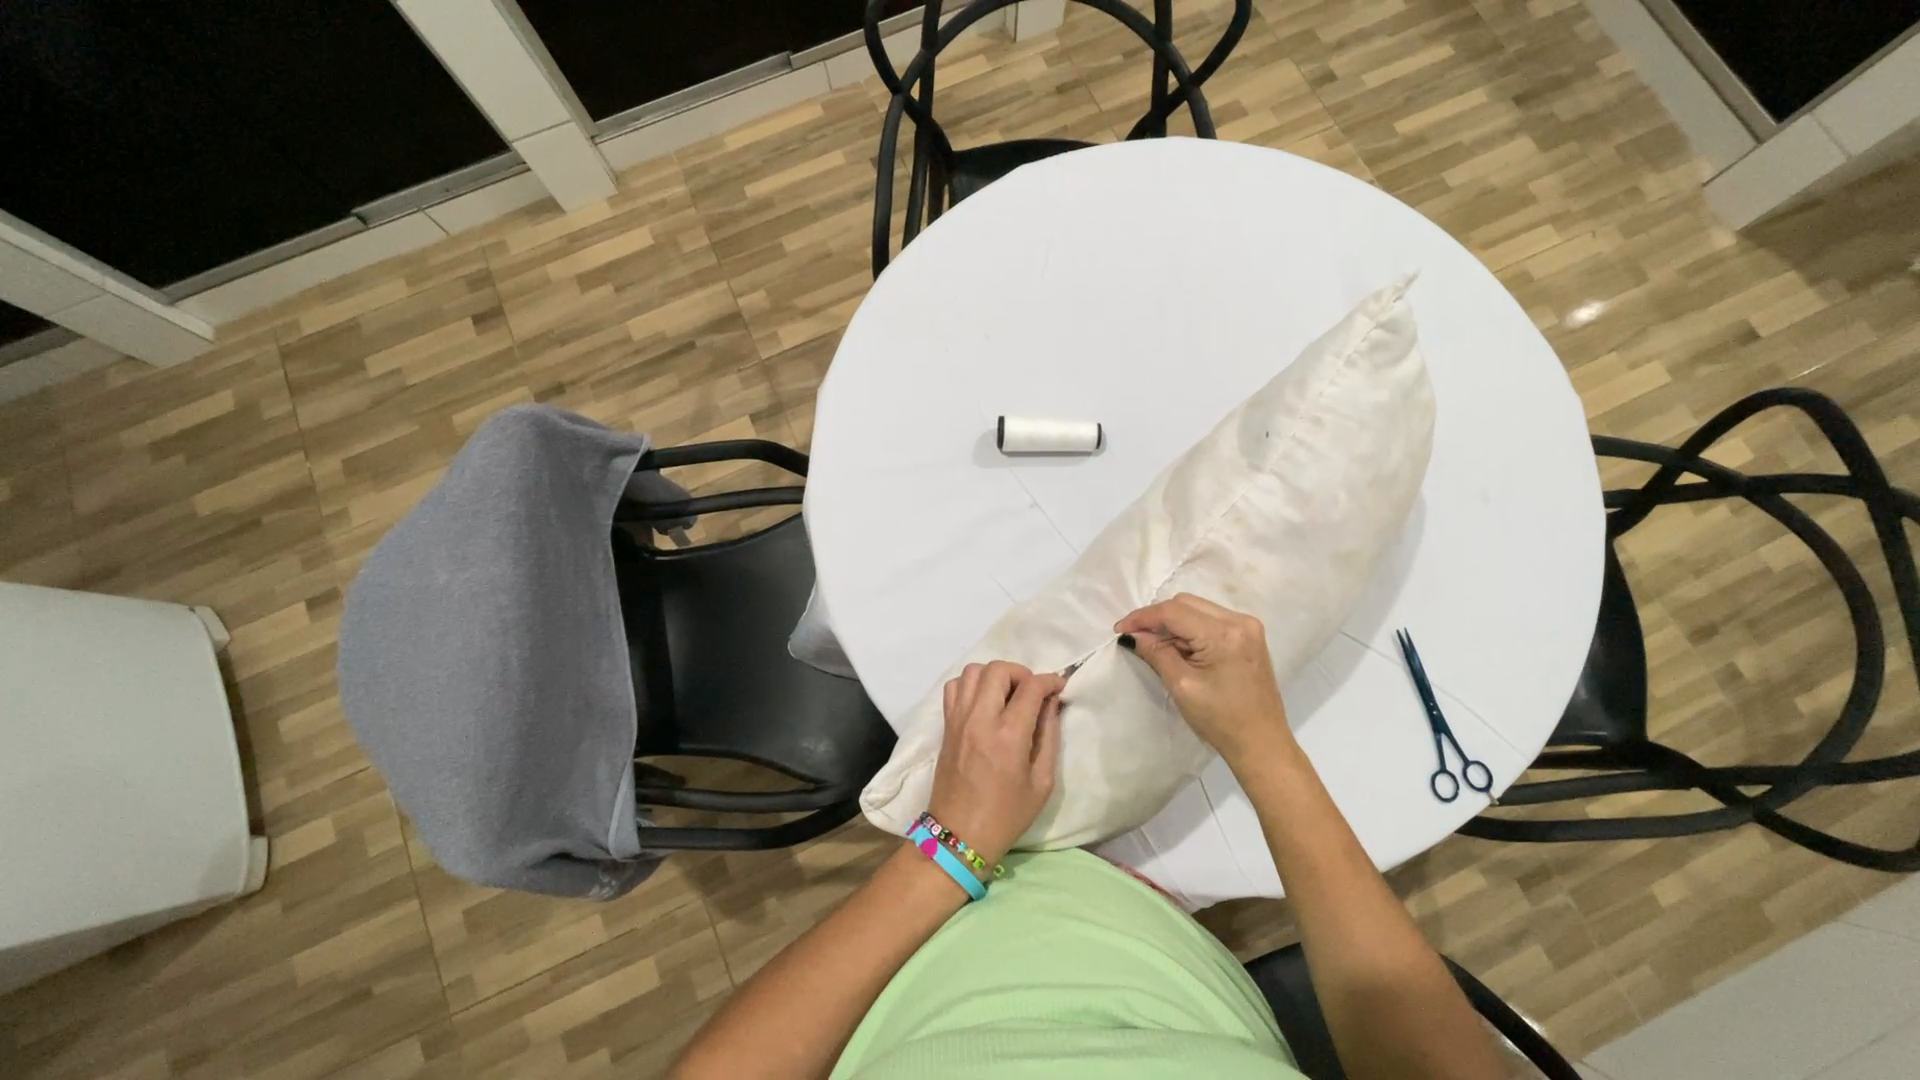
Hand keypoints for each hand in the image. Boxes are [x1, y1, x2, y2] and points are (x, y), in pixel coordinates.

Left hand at [927, 661, 1064, 870]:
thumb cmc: (1007, 814)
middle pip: (998, 669)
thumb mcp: (1041, 782)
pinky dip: (971, 685)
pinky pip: (954, 687)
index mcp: (1008, 735)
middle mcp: (979, 719)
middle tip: (1032, 693)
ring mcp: (958, 720)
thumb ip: (1048, 735)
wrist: (960, 835)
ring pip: (972, 671)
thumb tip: (1052, 702)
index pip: (1031, 687)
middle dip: (1021, 673)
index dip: (1050, 681)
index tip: (1059, 687)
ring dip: (994, 676)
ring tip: (1007, 696)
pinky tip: (984, 703)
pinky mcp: (945, 725)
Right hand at [1115, 593, 1290, 765]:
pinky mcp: (1249, 635)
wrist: (1261, 742)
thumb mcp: (1182, 686)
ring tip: (1158, 648)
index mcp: (1224, 634)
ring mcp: (1248, 626)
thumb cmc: (1220, 720)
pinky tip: (1181, 648)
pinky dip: (1191, 629)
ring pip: (1197, 609)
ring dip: (1174, 624)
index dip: (1142, 617)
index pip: (1174, 611)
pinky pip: (1210, 619)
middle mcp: (1240, 621)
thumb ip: (1156, 653)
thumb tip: (1131, 635)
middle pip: (1186, 603)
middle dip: (1158, 619)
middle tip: (1138, 640)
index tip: (1119, 630)